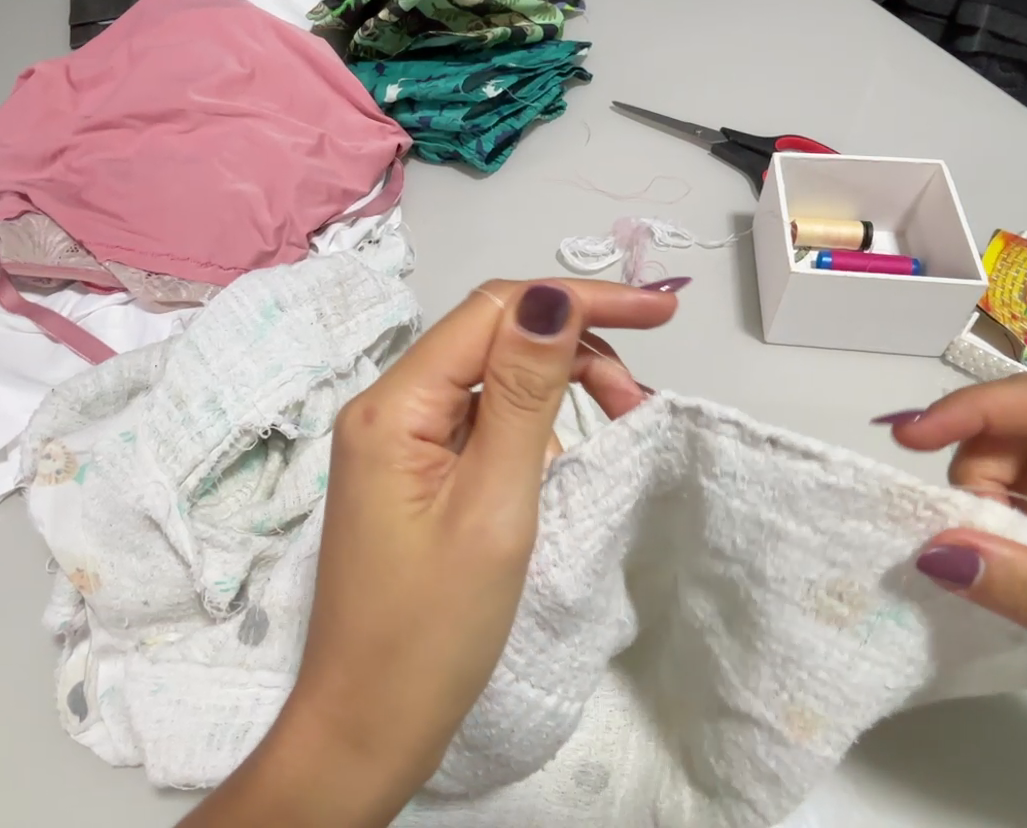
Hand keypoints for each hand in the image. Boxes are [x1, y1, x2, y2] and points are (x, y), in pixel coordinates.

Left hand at [181, 278, 678, 826]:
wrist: (369, 727)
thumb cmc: (433, 630)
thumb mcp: (495, 504)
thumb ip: (524, 395)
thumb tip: (550, 299)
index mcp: (394, 405)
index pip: (493, 311)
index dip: (577, 301)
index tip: (657, 314)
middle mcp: (388, 407)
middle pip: (491, 338)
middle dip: (573, 349)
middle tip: (637, 400)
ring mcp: (398, 441)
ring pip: (490, 380)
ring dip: (557, 387)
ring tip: (617, 421)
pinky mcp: (412, 472)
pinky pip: (478, 422)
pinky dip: (530, 426)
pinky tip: (558, 459)